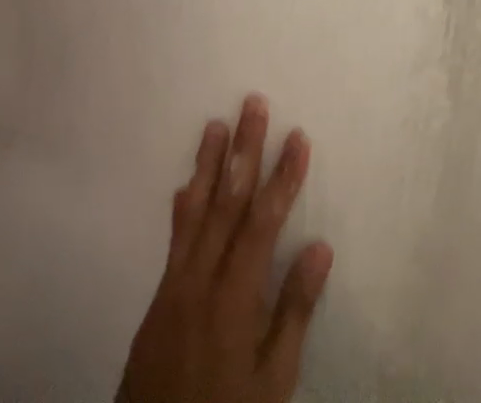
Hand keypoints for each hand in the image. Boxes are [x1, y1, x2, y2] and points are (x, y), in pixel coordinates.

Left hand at [119, 94, 332, 402]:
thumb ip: (294, 310)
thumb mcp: (274, 375)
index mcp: (234, 296)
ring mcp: (175, 286)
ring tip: (215, 125)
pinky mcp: (160, 297)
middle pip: (225, 203)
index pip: (263, 222)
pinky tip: (186, 185)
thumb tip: (319, 247)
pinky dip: (183, 206)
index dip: (282, 177)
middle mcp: (200, 279)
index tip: (297, 137)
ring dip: (207, 165)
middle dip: (242, 151)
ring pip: (195, 213)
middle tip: (252, 105)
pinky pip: (175, 238)